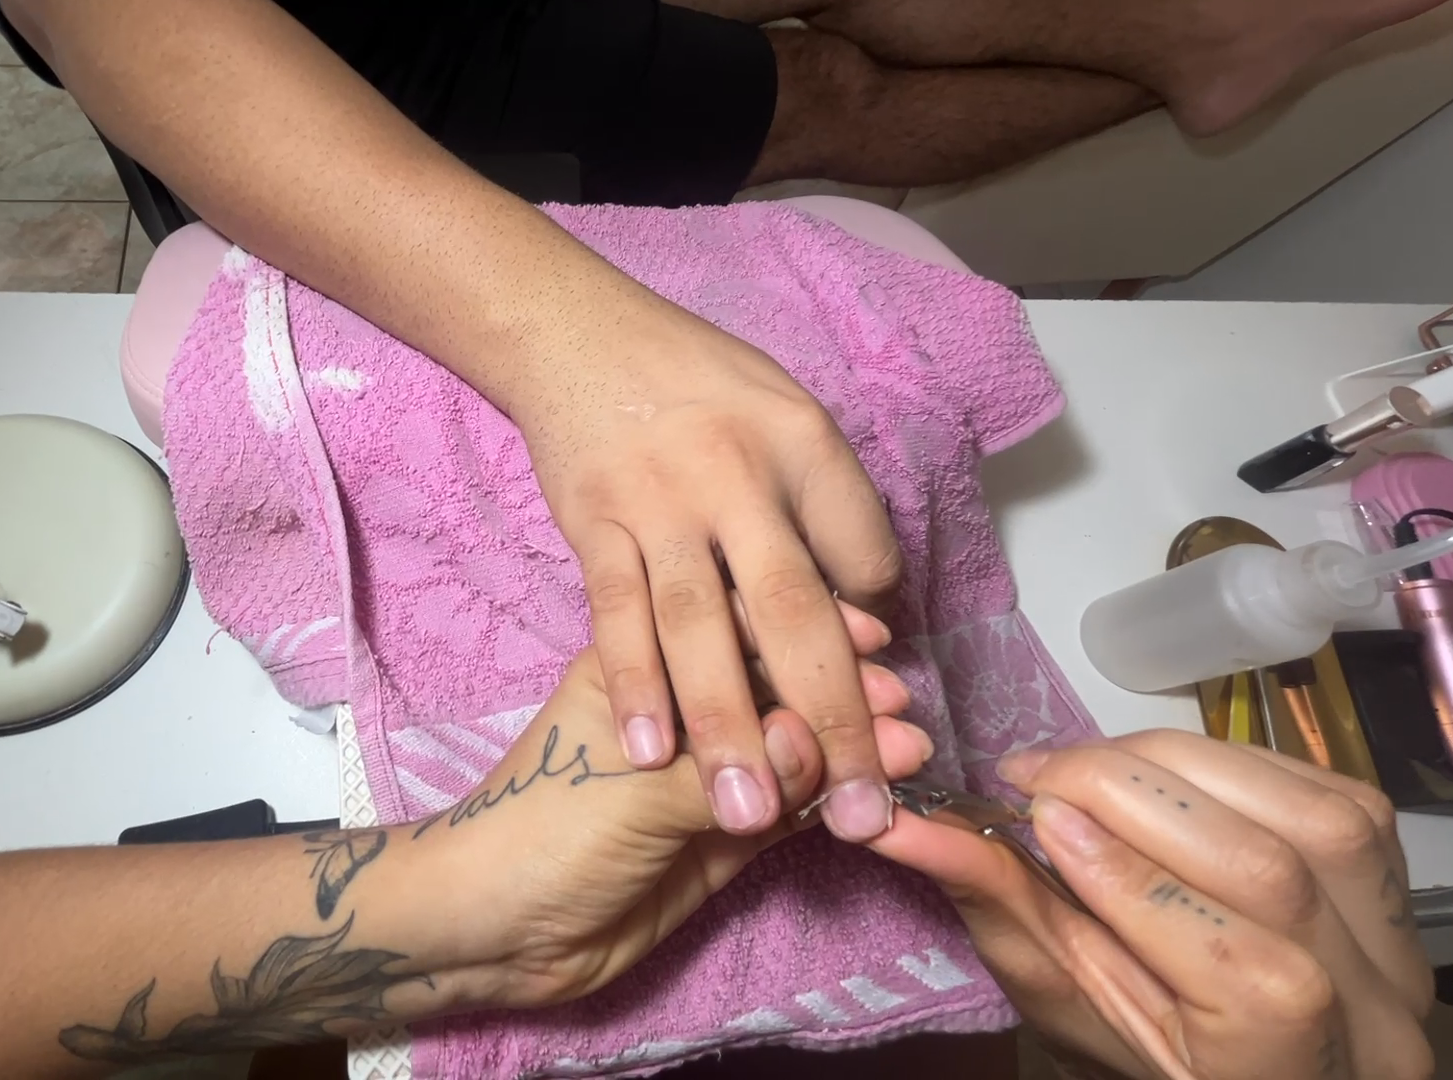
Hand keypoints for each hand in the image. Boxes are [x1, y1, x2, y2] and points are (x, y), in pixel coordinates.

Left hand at [417, 648, 931, 1010]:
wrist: (503, 928)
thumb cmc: (545, 828)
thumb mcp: (626, 789)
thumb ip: (718, 767)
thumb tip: (808, 740)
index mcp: (636, 664)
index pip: (726, 630)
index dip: (794, 631)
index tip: (866, 639)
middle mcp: (675, 705)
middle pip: (766, 685)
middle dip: (830, 691)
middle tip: (897, 705)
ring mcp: (701, 768)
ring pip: (784, 746)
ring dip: (841, 746)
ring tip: (904, 751)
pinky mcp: (719, 827)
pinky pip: (784, 805)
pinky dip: (826, 799)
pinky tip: (873, 793)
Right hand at [515, 311, 902, 841]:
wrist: (579, 337)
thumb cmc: (691, 375)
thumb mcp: (782, 406)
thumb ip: (821, 497)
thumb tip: (854, 599)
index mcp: (802, 442)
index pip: (865, 553)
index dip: (874, 628)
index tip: (874, 684)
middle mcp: (737, 477)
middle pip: (792, 610)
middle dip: (832, 717)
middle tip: (860, 813)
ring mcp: (658, 504)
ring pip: (699, 626)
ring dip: (726, 722)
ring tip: (749, 809)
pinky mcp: (594, 526)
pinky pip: (616, 614)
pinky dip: (634, 682)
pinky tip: (649, 750)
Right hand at [873, 731, 1435, 1079]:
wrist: (1225, 1045)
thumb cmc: (1120, 1035)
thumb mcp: (1044, 981)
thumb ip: (986, 896)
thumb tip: (893, 820)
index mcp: (1279, 1076)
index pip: (1251, 976)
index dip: (1134, 880)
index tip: (1034, 817)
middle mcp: (1376, 1021)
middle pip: (1270, 871)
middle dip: (1126, 792)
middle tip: (1035, 775)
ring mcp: (1399, 949)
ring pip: (1315, 818)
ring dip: (1170, 762)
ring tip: (1090, 768)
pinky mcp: (1395, 884)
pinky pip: (1331, 792)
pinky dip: (1226, 759)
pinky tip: (1160, 773)